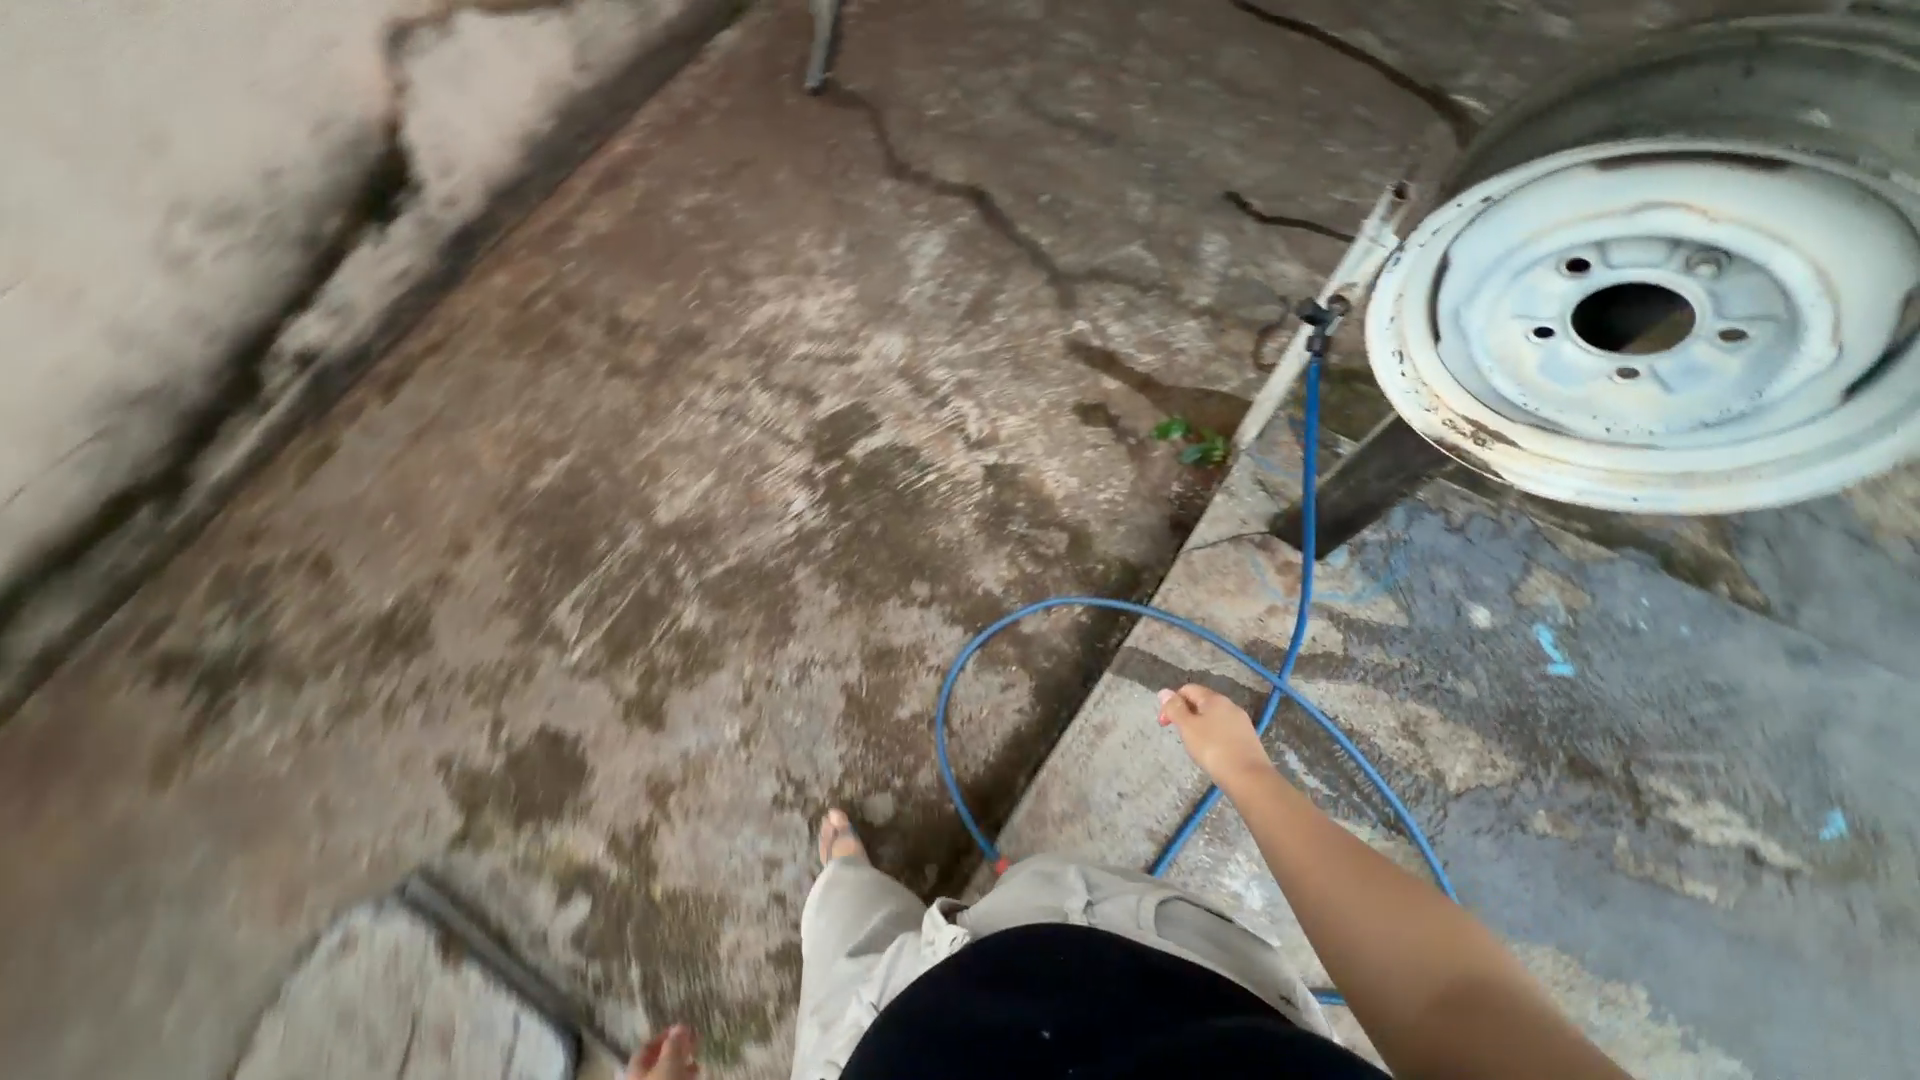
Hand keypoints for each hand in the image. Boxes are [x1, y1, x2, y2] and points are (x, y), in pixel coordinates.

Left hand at [628, 1025, 698, 1079]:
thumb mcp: (669, 1062)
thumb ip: (674, 1043)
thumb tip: (680, 1025)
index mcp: (634, 1068)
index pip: (647, 1046)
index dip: (664, 1035)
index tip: (682, 1028)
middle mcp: (639, 1077)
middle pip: (657, 1058)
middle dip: (675, 1046)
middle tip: (692, 1038)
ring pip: (665, 1071)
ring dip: (681, 1060)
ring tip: (696, 1053)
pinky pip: (672, 1078)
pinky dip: (683, 1073)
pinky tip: (695, 1070)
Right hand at [1157, 684, 1271, 782]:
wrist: (1248, 776)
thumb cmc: (1212, 749)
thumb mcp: (1187, 727)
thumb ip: (1174, 709)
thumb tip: (1163, 691)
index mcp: (1214, 699)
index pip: (1188, 689)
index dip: (1172, 702)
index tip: (1165, 723)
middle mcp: (1230, 705)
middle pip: (1201, 702)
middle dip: (1186, 715)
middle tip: (1180, 735)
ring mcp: (1241, 722)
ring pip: (1213, 717)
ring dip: (1199, 726)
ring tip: (1195, 745)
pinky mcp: (1248, 738)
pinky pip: (1224, 730)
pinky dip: (1213, 736)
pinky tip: (1212, 752)